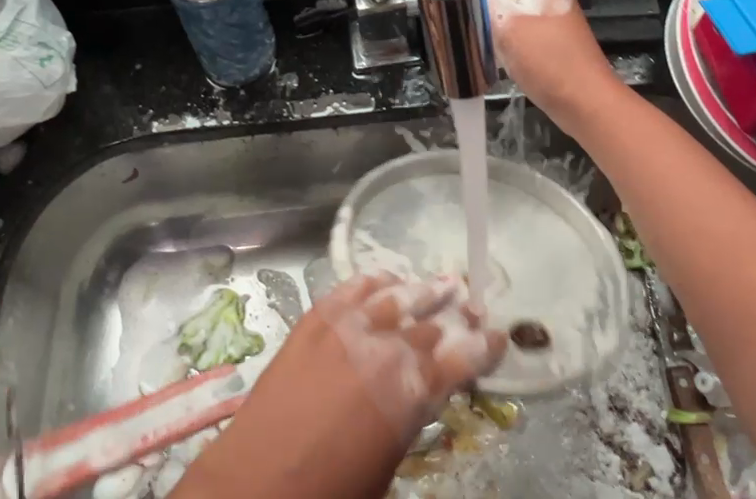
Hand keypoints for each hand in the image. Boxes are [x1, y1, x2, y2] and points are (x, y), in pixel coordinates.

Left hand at [172, 275, 505, 498]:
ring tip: (441, 281)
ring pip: (395, 296)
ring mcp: (347, 329)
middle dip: (458, 313)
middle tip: (472, 303)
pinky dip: (371, 281)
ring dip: (422, 289)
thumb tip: (420, 394)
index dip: (485, 346)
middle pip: (432, 323)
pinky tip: (384, 278)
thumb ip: (409, 417)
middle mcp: (385, 350)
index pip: (463, 359)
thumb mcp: (388, 463)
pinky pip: (349, 290)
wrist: (256, 482)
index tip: (499, 335)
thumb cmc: (330, 491)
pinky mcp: (313, 323)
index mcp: (411, 391)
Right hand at [488, 0, 621, 118]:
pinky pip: (527, 48)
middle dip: (494, 21)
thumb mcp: (511, 31)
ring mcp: (558, 30)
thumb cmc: (550, 64)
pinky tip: (509, 68)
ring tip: (492, 54)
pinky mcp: (558, 53)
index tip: (470, 14)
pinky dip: (516, 57)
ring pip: (517, 29)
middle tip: (479, 37)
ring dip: (503, 42)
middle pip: (511, 5)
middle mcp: (555, 4)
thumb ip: (490, 9)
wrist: (587, 106)